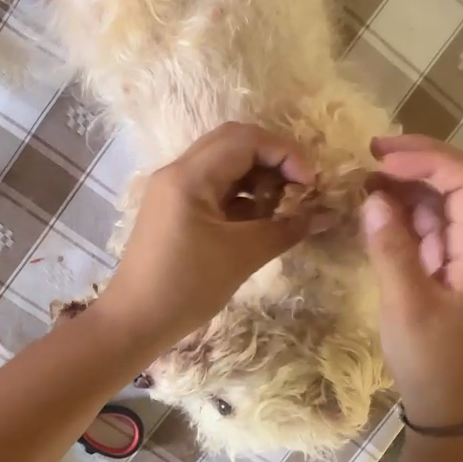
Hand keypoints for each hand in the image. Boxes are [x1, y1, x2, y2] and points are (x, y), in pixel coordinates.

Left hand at [95, 122, 315, 344]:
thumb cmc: (187, 287)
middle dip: (274, 160)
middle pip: (234, 143)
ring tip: (283, 207)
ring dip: (258, 178)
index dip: (287, 154)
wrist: (135, 322)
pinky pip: (213, 188)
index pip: (247, 139)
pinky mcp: (173, 210)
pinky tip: (260, 220)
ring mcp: (173, 190)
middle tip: (300, 189)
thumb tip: (327, 215)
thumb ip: (287, 229)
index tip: (311, 185)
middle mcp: (178, 172)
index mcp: (190, 176)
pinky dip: (241, 196)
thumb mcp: (242, 256)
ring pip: (224, 165)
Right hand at [360, 135, 462, 426]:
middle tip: (371, 153)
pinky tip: (375, 207)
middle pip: (459, 181)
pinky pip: (428, 226)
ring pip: (442, 201)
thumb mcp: (406, 305)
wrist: (446, 401)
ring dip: (408, 183)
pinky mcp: (445, 268)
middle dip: (419, 160)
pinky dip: (403, 210)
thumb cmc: (431, 358)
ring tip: (365, 176)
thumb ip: (391, 249)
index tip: (380, 159)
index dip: (427, 158)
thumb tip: (373, 198)